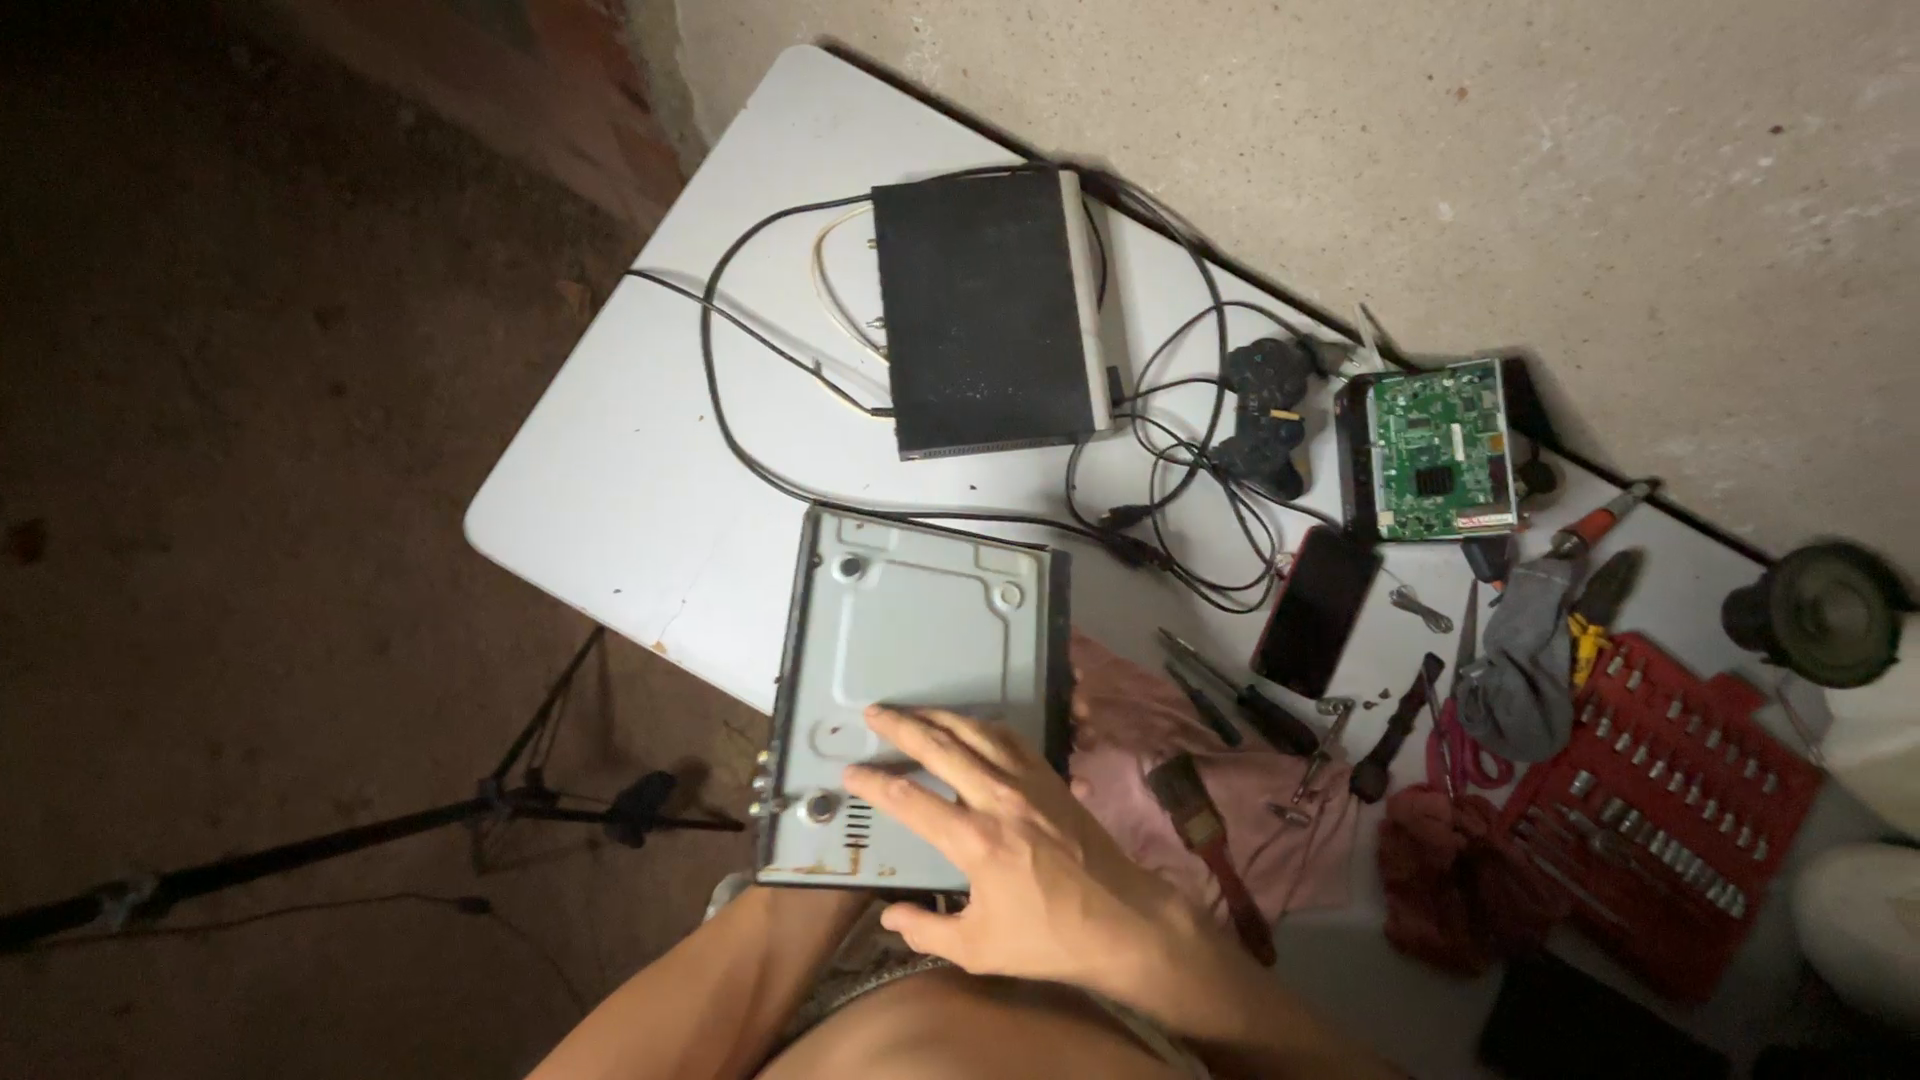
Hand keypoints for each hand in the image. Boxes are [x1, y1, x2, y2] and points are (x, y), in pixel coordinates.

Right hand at [842, 705, 1201, 996]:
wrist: (1122, 920)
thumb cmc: (1049, 939)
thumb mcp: (979, 949)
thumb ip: (926, 932)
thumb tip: (888, 918)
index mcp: (975, 841)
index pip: (911, 800)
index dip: (875, 783)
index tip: (852, 772)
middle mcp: (998, 799)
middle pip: (940, 748)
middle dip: (902, 726)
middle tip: (875, 713)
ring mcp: (1028, 783)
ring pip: (976, 732)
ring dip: (940, 716)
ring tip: (913, 710)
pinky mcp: (1051, 778)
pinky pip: (1010, 738)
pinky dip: (982, 724)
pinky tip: (969, 724)